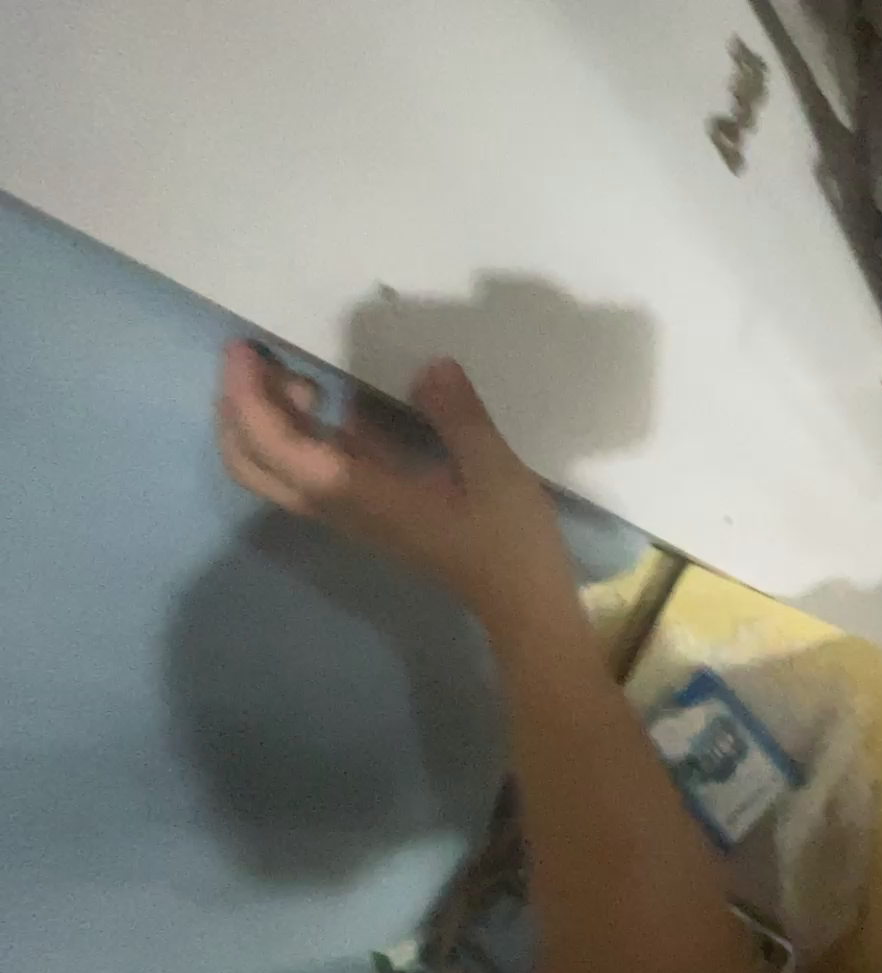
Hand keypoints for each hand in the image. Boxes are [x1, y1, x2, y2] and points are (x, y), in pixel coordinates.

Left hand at [216, 341, 575, 626]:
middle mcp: (340, 506)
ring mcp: (356, 514)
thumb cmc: (508, 540)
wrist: (521, 597)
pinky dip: (311, 438)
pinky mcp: (375, 515)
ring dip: (273, 423)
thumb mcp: (496, 473)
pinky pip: (317, 473)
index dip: (247, 393)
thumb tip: (433, 365)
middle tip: (271, 364)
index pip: (273, 442)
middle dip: (242, 409)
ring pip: (280, 469)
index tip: (245, 348)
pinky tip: (352, 414)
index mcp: (358, 493)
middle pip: (252, 462)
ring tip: (308, 381)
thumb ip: (461, 418)